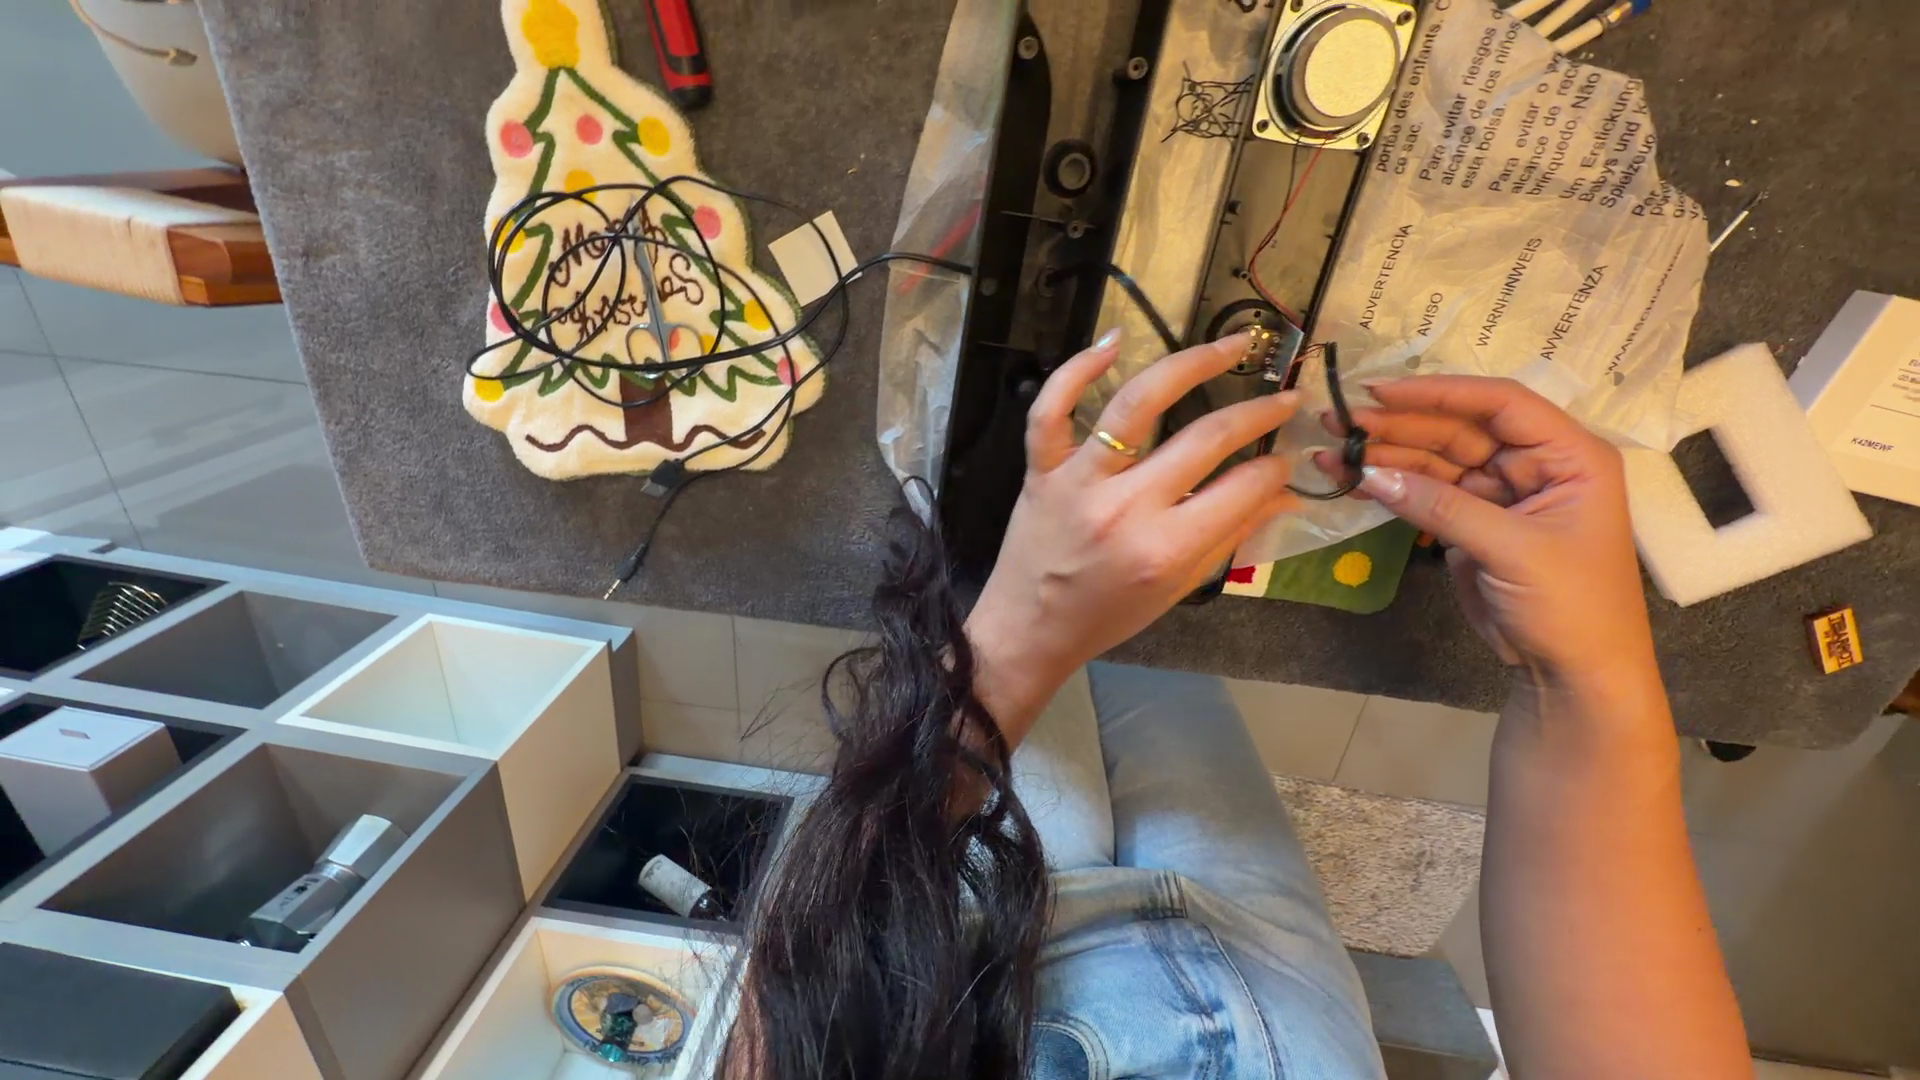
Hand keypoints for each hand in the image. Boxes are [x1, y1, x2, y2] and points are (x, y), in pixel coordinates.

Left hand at [965, 331, 1301, 736]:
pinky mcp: (1041, 469)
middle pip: (1204, 438)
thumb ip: (1230, 538)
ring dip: (1190, 364)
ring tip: (1229, 345)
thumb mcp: (1177, 589)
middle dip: (1257, 413)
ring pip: (1137, 404)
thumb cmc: (1107, 616)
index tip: (1286, 455)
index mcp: (1166, 548)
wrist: (1029, 628)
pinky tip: (1113, 343)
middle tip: (1284, 398)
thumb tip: (1284, 496)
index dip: (1275, 467)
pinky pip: (1052, 412)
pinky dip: (1076, 372)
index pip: (1242, 487)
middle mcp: (1125, 506)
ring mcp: (1079, 481)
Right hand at [1313, 376, 1654, 692]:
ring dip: (1380, 454)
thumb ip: (1442, 507)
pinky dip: (1385, 486)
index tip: (1380, 392)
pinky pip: (1420, 491)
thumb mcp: (1513, 550)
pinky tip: (1348, 478)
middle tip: (1336, 421)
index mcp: (1567, 455)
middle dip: (1395, 425)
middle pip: (1454, 429)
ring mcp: (1495, 492)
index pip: (1500, 404)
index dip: (1439, 393)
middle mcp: (1530, 464)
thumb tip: (1369, 474)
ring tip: (1328, 451)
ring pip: (1430, 459)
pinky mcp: (1466, 520)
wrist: (1570, 670)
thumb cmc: (1570, 605)